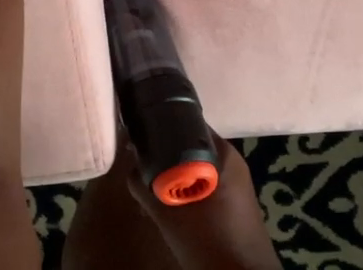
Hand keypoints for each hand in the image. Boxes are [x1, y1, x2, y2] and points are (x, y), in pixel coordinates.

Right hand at [127, 135, 283, 269]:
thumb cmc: (211, 241)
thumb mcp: (169, 214)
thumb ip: (144, 186)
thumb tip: (128, 165)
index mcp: (224, 154)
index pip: (186, 121)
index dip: (159, 123)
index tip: (137, 131)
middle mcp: (232, 162)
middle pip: (189, 144)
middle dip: (163, 152)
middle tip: (138, 160)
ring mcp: (235, 183)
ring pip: (195, 167)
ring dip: (173, 174)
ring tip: (149, 182)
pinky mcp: (233, 203)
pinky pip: (203, 184)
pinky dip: (185, 189)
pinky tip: (169, 203)